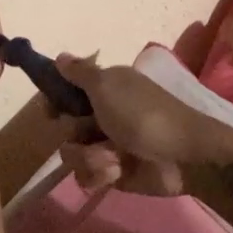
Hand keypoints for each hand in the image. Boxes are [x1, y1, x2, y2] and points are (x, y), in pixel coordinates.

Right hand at [53, 56, 232, 195]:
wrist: (182, 157)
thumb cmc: (143, 115)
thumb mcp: (108, 85)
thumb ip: (80, 72)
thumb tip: (60, 56)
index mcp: (106, 89)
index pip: (67, 93)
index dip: (55, 102)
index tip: (50, 111)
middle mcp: (104, 116)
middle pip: (66, 127)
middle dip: (77, 133)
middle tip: (94, 131)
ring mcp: (108, 146)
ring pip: (73, 154)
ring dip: (89, 158)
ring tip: (112, 159)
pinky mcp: (112, 173)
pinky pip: (87, 176)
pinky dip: (100, 175)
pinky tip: (117, 172)